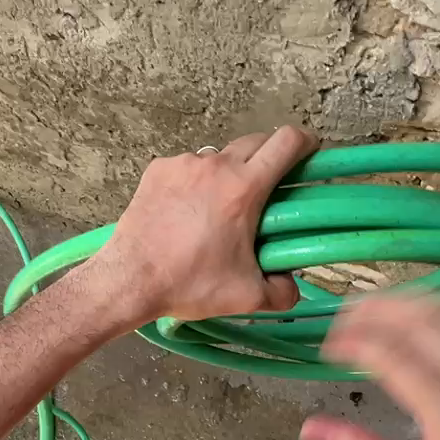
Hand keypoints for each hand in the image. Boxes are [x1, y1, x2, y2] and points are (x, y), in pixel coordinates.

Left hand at [87, 127, 317, 321]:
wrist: (130, 280)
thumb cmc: (189, 284)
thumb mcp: (246, 297)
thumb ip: (281, 292)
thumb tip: (291, 287)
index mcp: (244, 189)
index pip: (286, 142)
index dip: (305, 143)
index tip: (309, 154)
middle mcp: (215, 166)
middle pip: (256, 142)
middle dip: (269, 158)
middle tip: (269, 188)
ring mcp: (183, 164)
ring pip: (219, 157)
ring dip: (229, 174)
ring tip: (221, 209)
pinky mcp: (158, 170)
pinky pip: (188, 167)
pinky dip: (195, 183)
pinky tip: (188, 213)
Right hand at [298, 293, 439, 439]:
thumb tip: (308, 429)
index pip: (396, 361)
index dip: (355, 344)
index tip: (328, 347)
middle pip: (425, 324)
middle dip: (377, 312)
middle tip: (343, 317)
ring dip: (406, 303)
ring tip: (369, 308)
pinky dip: (435, 312)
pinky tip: (409, 317)